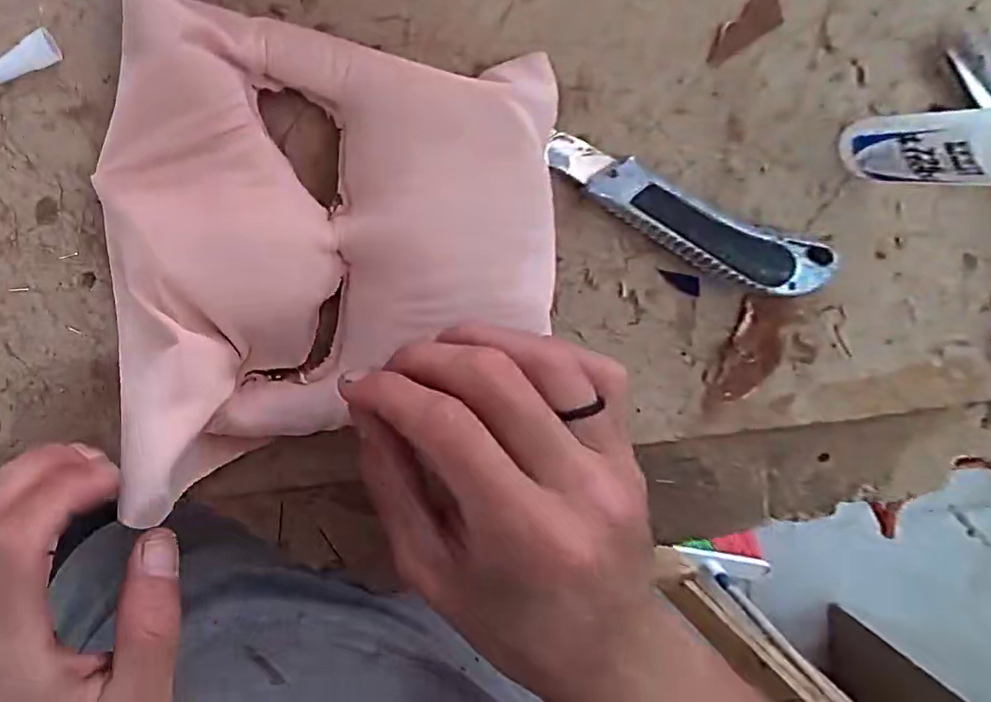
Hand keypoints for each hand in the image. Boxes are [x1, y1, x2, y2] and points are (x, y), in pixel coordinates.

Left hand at [0, 444, 180, 701]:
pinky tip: (66, 496)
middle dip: (48, 466)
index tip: (121, 479)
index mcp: (5, 647)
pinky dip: (23, 491)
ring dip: (34, 473)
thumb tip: (158, 537)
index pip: (13, 537)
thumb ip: (151, 626)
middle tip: (109, 465)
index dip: (65, 488)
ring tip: (92, 472)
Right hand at [340, 326, 757, 701]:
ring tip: (441, 348)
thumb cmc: (510, 623)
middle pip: (494, 378)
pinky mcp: (631, 444)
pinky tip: (507, 358)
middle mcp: (578, 486)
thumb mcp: (429, 572)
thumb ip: (392, 483)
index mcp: (523, 533)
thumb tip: (367, 405)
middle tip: (394, 368)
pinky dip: (541, 349)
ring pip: (545, 359)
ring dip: (480, 338)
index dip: (392, 392)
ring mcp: (615, 459)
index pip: (448, 426)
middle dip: (427, 358)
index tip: (359, 386)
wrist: (611, 651)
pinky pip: (594, 369)